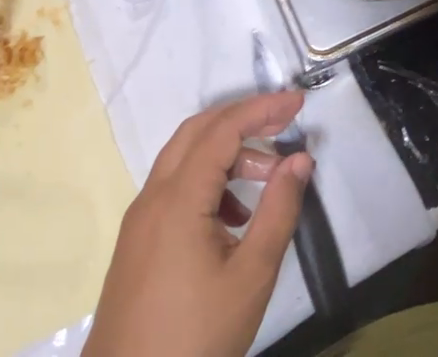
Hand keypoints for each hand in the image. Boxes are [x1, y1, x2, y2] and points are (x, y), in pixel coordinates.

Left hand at [86, 93, 312, 356]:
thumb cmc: (196, 333)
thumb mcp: (252, 273)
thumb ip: (279, 209)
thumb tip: (299, 159)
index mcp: (178, 201)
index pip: (222, 131)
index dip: (262, 108)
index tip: (300, 103)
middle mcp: (152, 200)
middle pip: (196, 132)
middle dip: (243, 117)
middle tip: (286, 120)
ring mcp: (139, 223)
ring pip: (183, 159)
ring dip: (227, 151)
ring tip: (268, 176)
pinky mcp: (137, 243)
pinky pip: (174, 188)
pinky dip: (209, 179)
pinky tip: (235, 215)